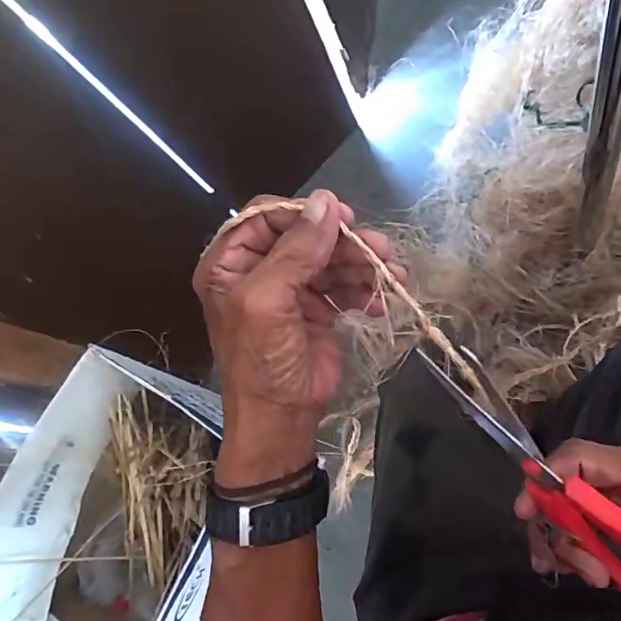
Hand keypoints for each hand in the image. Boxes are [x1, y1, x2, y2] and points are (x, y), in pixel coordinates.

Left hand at [193, 190, 402, 485]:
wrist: (281, 418)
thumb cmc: (261, 361)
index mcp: (229, 262)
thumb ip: (295, 251)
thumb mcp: (267, 301)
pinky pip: (344, 286)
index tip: (341, 218)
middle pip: (305, 236)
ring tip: (390, 274)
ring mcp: (290, 290)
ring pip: (330, 258)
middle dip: (343, 242)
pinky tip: (380, 303)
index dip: (303, 213)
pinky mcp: (317, 309)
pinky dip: (364, 290)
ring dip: (362, 265)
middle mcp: (258, 270)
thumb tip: (327, 201)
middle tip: (378, 249)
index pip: (266, 217)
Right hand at [513, 441, 620, 620]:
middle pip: (567, 486)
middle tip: (570, 569)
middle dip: (557, 525)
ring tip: (597, 580)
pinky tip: (595, 575)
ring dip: (568, 544)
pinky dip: (576, 550)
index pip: (586, 457)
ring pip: (571, 510)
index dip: (550, 475)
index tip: (529, 512)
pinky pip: (586, 529)